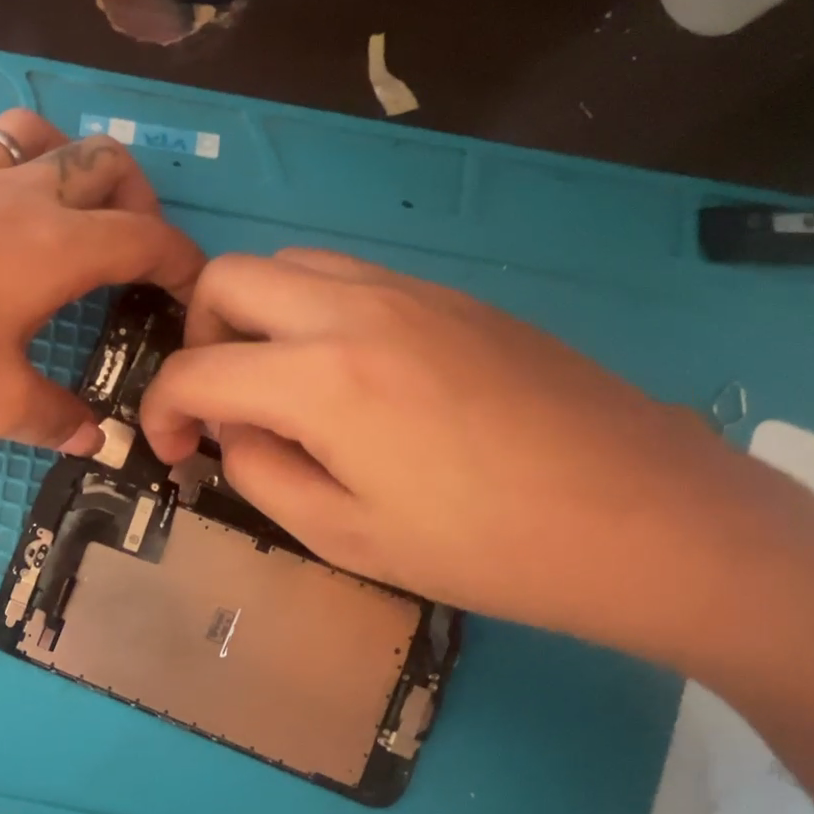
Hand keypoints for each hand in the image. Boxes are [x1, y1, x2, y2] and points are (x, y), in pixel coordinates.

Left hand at [0, 109, 204, 452]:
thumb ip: (53, 419)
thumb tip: (95, 439)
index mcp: (56, 246)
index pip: (146, 237)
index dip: (183, 262)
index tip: (192, 290)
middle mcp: (15, 197)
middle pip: (101, 160)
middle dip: (135, 196)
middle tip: (129, 247)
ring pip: (27, 132)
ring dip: (59, 157)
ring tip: (57, 205)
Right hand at [138, 250, 813, 656]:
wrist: (653, 522)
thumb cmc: (487, 549)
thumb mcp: (343, 537)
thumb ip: (258, 472)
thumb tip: (232, 430)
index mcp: (320, 377)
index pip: (193, 369)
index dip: (160, 411)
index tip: (173, 451)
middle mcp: (354, 309)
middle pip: (227, 277)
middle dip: (197, 336)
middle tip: (221, 401)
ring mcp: (410, 292)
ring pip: (288, 264)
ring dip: (255, 316)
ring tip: (279, 385)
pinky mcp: (452, 297)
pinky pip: (348, 277)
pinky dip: (311, 313)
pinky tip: (347, 378)